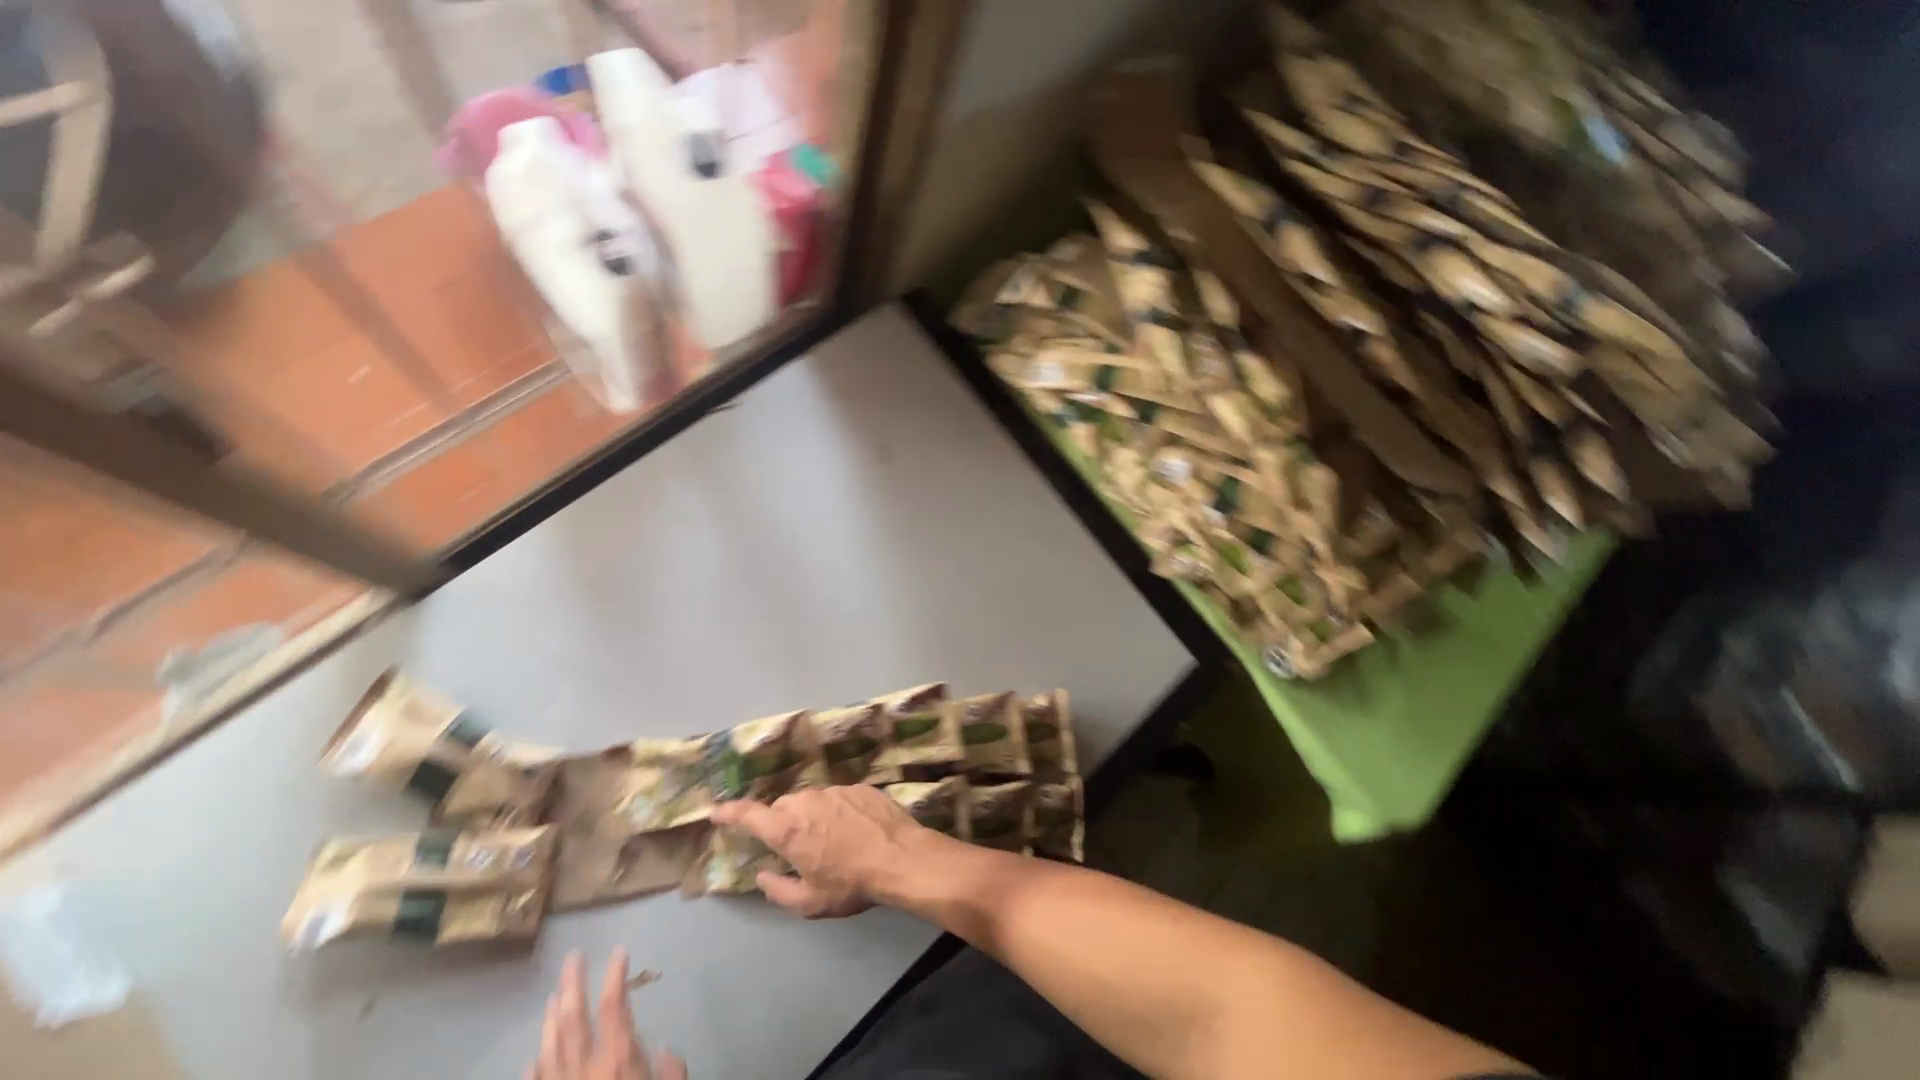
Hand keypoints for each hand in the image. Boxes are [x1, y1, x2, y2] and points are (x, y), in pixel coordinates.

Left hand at [532, 948, 686, 1079]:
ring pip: (550, 1046)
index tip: (619, 950)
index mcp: (619, 1060)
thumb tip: (666, 1049)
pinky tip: (534, 1058)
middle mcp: (585, 1067)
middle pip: (573, 1018)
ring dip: (551, 1018)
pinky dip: (536, 1066)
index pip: (613, 1007)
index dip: (615, 975)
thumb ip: (672, 1073)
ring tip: (554, 995)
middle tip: (573, 956)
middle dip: (573, 983)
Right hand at [711, 785, 944, 918]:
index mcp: (787, 829)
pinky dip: (837, 812)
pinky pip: (838, 798)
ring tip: (830, 841)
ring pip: (811, 801)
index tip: (717, 812)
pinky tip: (854, 831)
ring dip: (812, 817)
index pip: (748, 814)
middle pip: (782, 807)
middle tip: (795, 847)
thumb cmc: (852, 884)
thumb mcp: (810, 903)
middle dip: (781, 823)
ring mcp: (834, 791)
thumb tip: (763, 877)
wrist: (903, 858)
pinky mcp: (859, 788)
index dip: (728, 812)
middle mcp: (807, 802)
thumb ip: (778, 891)